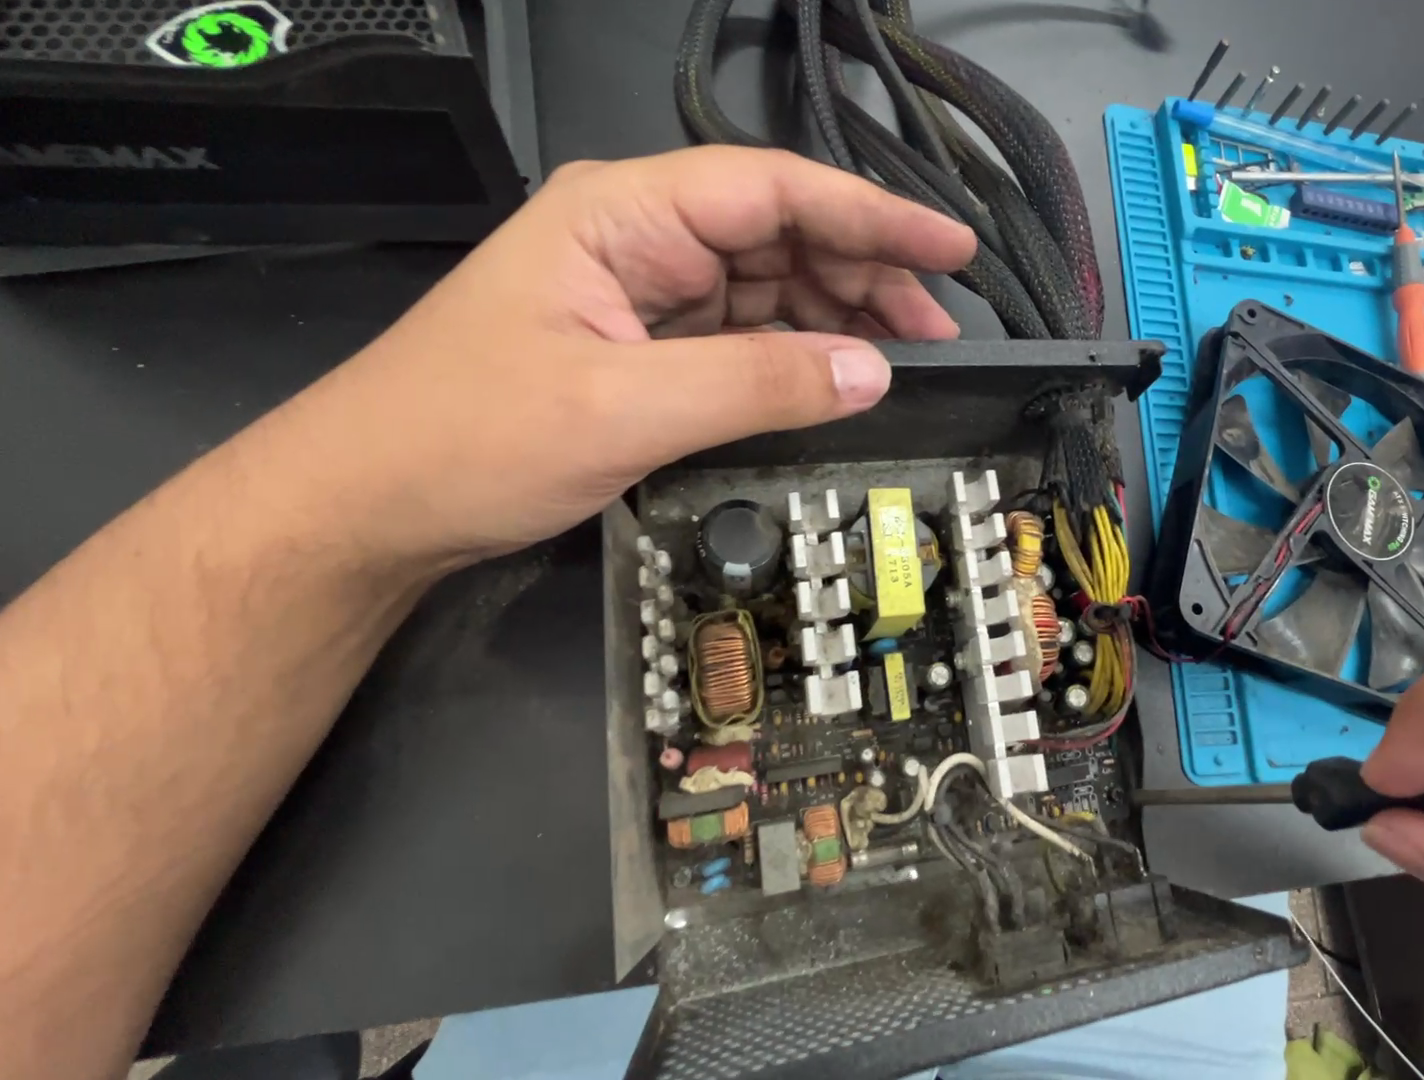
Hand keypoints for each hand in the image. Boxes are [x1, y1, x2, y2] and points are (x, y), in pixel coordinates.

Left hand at [239, 146, 974, 567]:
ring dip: (842, 316)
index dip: (873, 216)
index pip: (775, 191)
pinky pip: (746, 338)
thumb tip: (873, 372)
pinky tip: (842, 375)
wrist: (372, 505)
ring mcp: (646, 296)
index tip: (952, 248)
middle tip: (940, 328)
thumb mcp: (624, 407)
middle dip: (867, 274)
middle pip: (782, 235)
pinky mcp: (649, 350)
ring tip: (910, 353)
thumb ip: (758, 382)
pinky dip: (800, 355)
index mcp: (624, 214)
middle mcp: (641, 239)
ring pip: (771, 288)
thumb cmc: (471, 439)